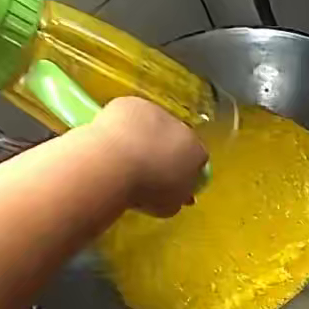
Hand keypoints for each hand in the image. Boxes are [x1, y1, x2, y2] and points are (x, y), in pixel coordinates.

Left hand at [87, 97, 208, 216]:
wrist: (111, 166)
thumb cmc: (145, 191)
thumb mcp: (169, 206)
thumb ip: (179, 196)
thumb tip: (183, 194)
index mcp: (195, 151)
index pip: (198, 157)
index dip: (185, 168)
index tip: (172, 179)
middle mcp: (181, 126)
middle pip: (176, 136)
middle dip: (165, 148)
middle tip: (146, 168)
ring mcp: (155, 111)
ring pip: (152, 123)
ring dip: (144, 135)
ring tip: (124, 156)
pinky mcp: (130, 102)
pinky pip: (129, 115)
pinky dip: (122, 125)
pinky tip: (110, 141)